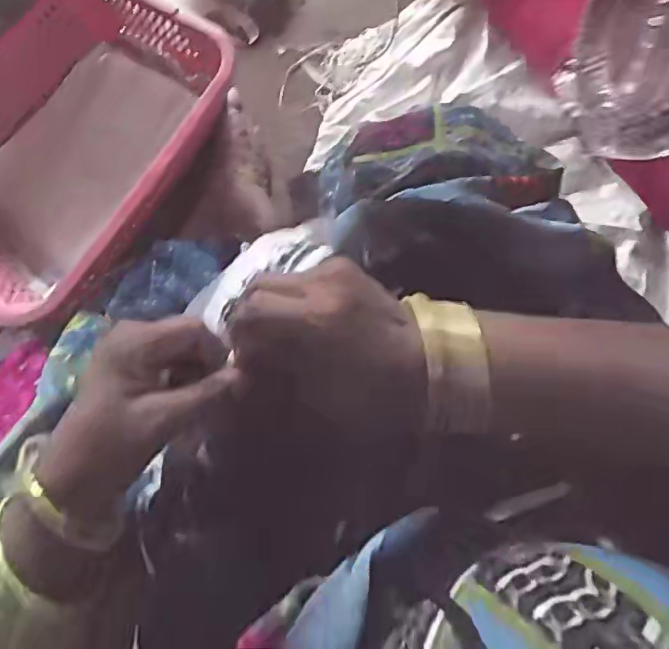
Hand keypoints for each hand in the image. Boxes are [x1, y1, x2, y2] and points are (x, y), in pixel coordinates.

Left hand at [35, 316, 242, 520]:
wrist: (70, 478)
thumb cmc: (112, 446)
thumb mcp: (162, 420)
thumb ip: (204, 394)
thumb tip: (241, 375)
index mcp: (135, 338)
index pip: (193, 328)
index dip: (217, 352)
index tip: (228, 386)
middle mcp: (131, 331)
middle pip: (186, 335)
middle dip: (206, 364)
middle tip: (215, 400)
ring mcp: (127, 345)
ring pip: (179, 348)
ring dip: (195, 373)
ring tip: (199, 406)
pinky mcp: (127, 361)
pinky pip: (166, 358)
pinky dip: (180, 378)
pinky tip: (182, 404)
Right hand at [225, 257, 425, 436]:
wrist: (432, 364)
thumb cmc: (378, 397)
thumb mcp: (318, 402)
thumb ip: (272, 378)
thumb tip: (239, 370)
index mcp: (315, 319)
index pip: (249, 310)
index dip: (236, 332)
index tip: (242, 355)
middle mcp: (321, 284)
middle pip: (257, 285)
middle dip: (247, 312)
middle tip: (252, 339)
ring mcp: (335, 269)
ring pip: (277, 276)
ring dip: (269, 301)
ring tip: (276, 328)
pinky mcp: (345, 266)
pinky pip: (302, 275)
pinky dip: (292, 294)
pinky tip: (303, 316)